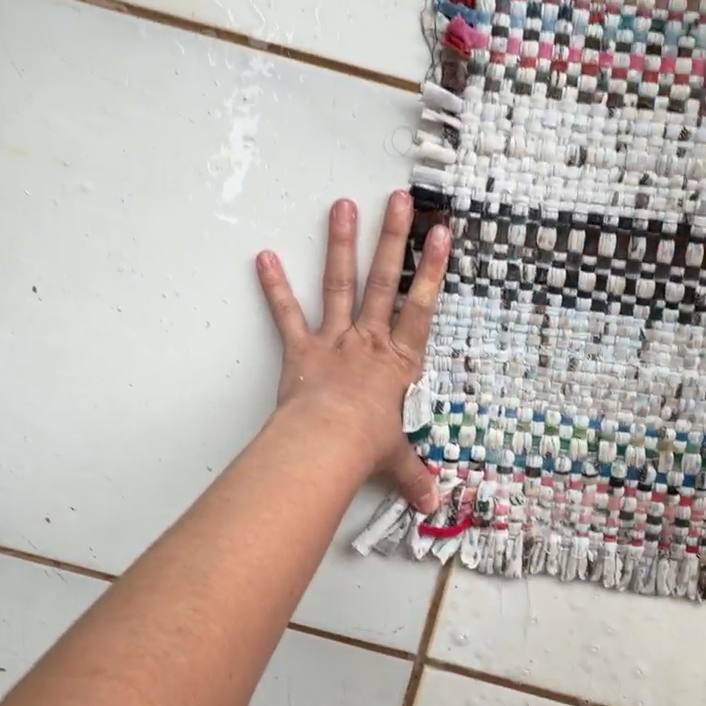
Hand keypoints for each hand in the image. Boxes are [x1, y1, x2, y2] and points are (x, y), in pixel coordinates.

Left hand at [254, 192, 450, 512]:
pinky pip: (287, 315)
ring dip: (342, 244)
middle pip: (383, 280)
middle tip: (397, 199)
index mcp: (398, 360)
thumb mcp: (398, 462)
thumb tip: (434, 505)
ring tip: (342, 206)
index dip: (432, 268)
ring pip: (340, 284)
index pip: (421, 305)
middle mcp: (369, 340)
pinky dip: (275, 287)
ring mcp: (334, 340)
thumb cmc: (366, 448)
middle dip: (393, 238)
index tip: (441, 232)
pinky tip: (265, 257)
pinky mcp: (301, 350)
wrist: (326, 447)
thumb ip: (414, 476)